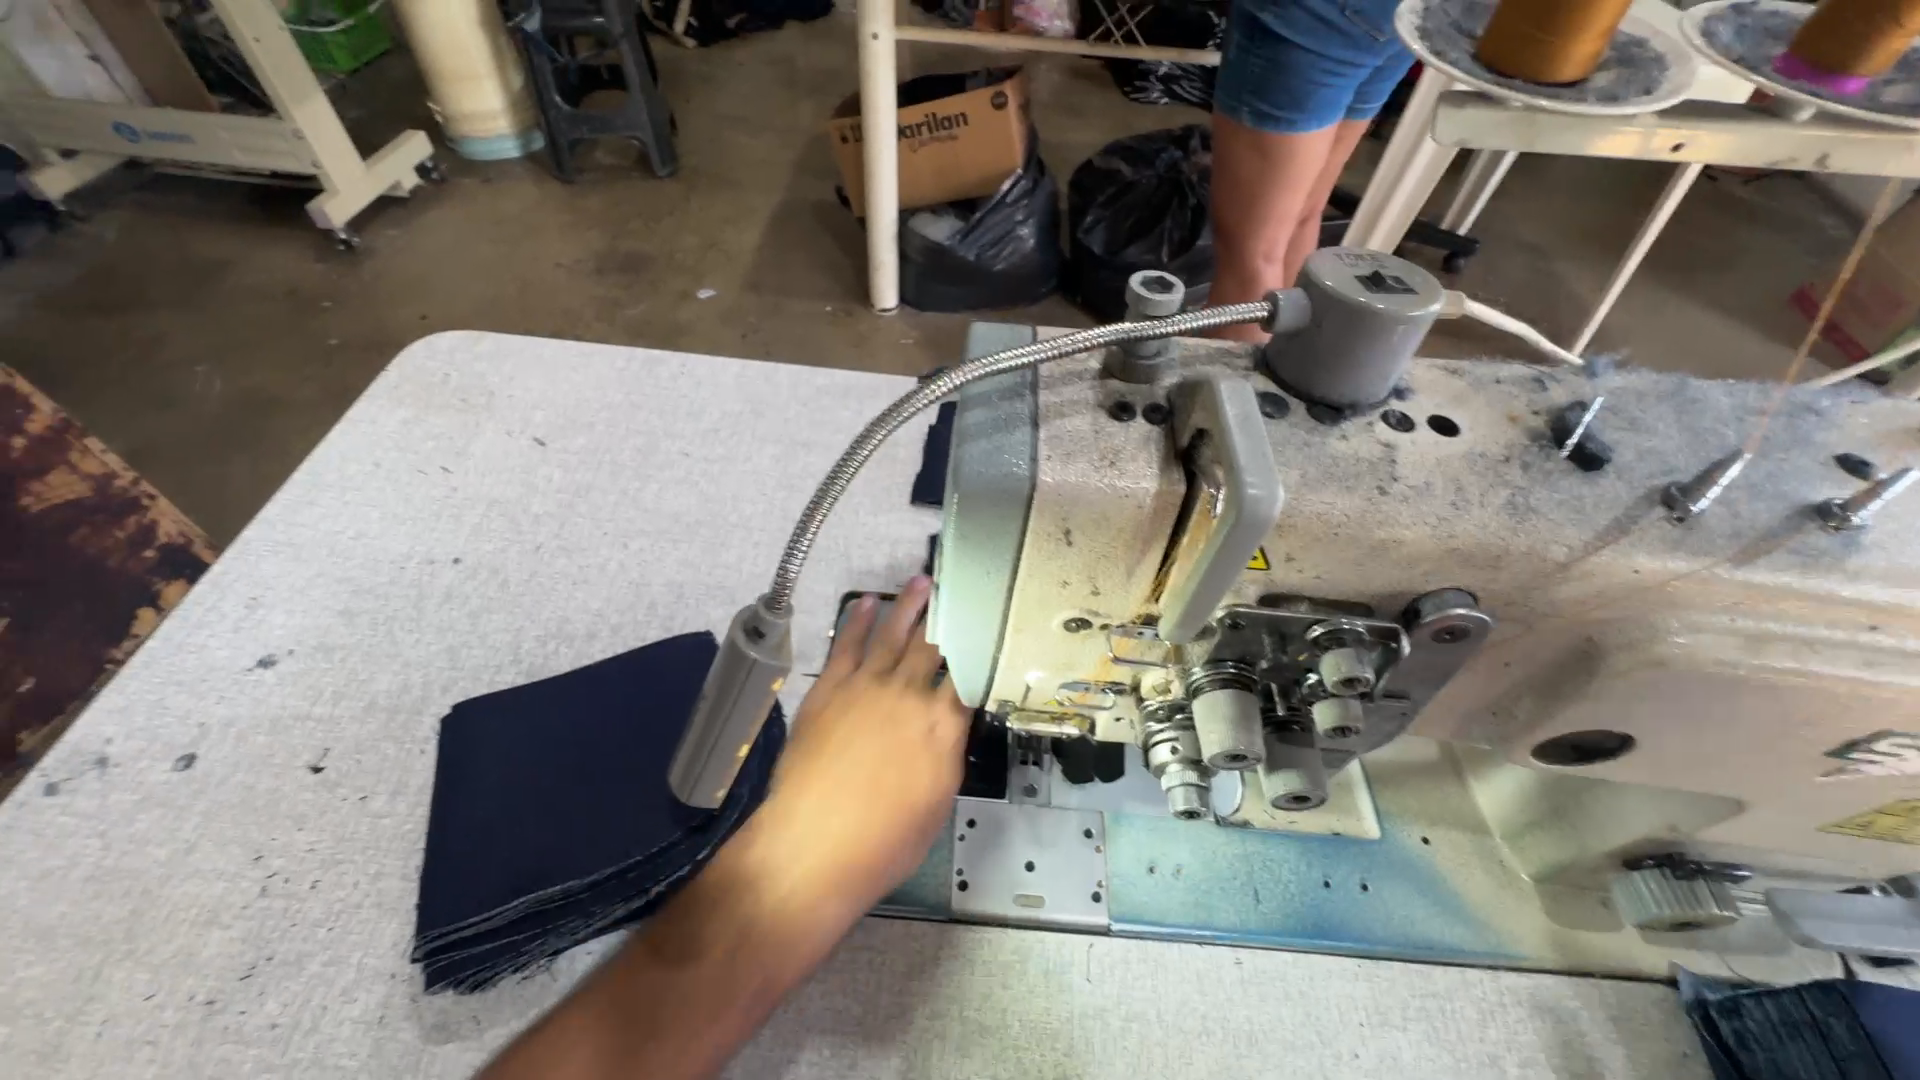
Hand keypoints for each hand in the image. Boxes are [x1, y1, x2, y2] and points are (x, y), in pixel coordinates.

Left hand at [735, 576, 969, 925]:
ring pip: (893, 635)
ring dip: (909, 606)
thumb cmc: (885, 841)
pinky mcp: (829, 689)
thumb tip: (949, 725)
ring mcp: (866, 687)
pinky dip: (857, 621)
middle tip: (959, 588)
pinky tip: (866, 602)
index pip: (968, 675)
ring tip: (922, 580)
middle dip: (948, 616)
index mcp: (943, 725)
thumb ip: (946, 753)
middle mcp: (909, 695)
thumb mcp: (938, 802)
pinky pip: (846, 645)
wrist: (814, 845)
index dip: (979, 647)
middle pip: (933, 646)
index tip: (987, 626)